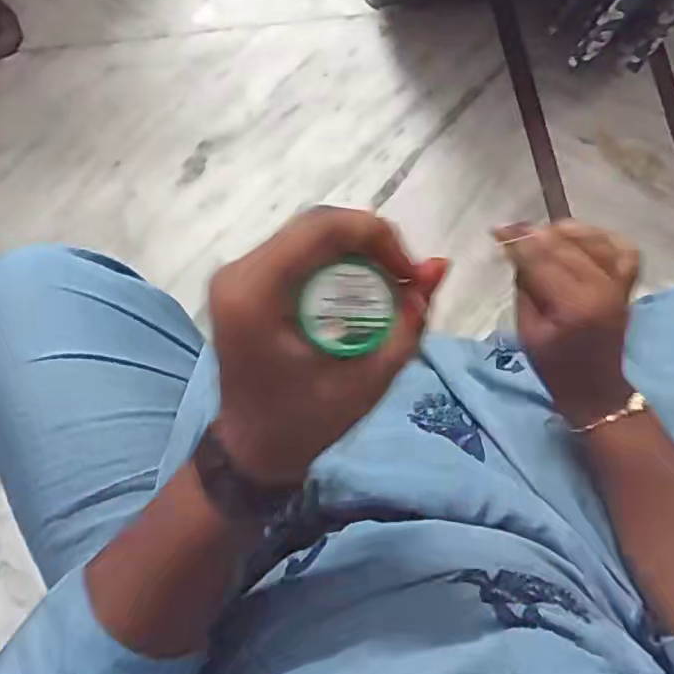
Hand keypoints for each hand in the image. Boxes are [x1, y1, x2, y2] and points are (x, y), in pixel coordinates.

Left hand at [210, 207, 448, 484]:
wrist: (253, 448)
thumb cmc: (308, 423)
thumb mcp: (369, 379)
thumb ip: (408, 321)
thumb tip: (438, 266)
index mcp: (255, 295)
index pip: (322, 230)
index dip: (377, 237)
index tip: (411, 274)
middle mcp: (237, 273)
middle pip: (315, 224)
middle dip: (371, 241)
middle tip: (405, 278)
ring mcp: (235, 273)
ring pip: (308, 232)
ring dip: (356, 247)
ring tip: (388, 282)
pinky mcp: (243, 279)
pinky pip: (298, 248)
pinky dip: (336, 257)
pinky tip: (360, 283)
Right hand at [496, 220, 640, 425]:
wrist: (595, 387)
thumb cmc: (555, 365)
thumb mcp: (527, 329)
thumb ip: (525, 286)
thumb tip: (518, 251)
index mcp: (574, 306)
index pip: (542, 260)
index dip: (518, 242)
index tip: (498, 231)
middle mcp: (601, 288)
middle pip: (565, 246)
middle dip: (534, 234)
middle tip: (511, 230)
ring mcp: (619, 284)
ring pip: (592, 240)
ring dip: (563, 231)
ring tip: (541, 234)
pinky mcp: (628, 284)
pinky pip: (621, 248)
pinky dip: (601, 237)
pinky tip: (579, 237)